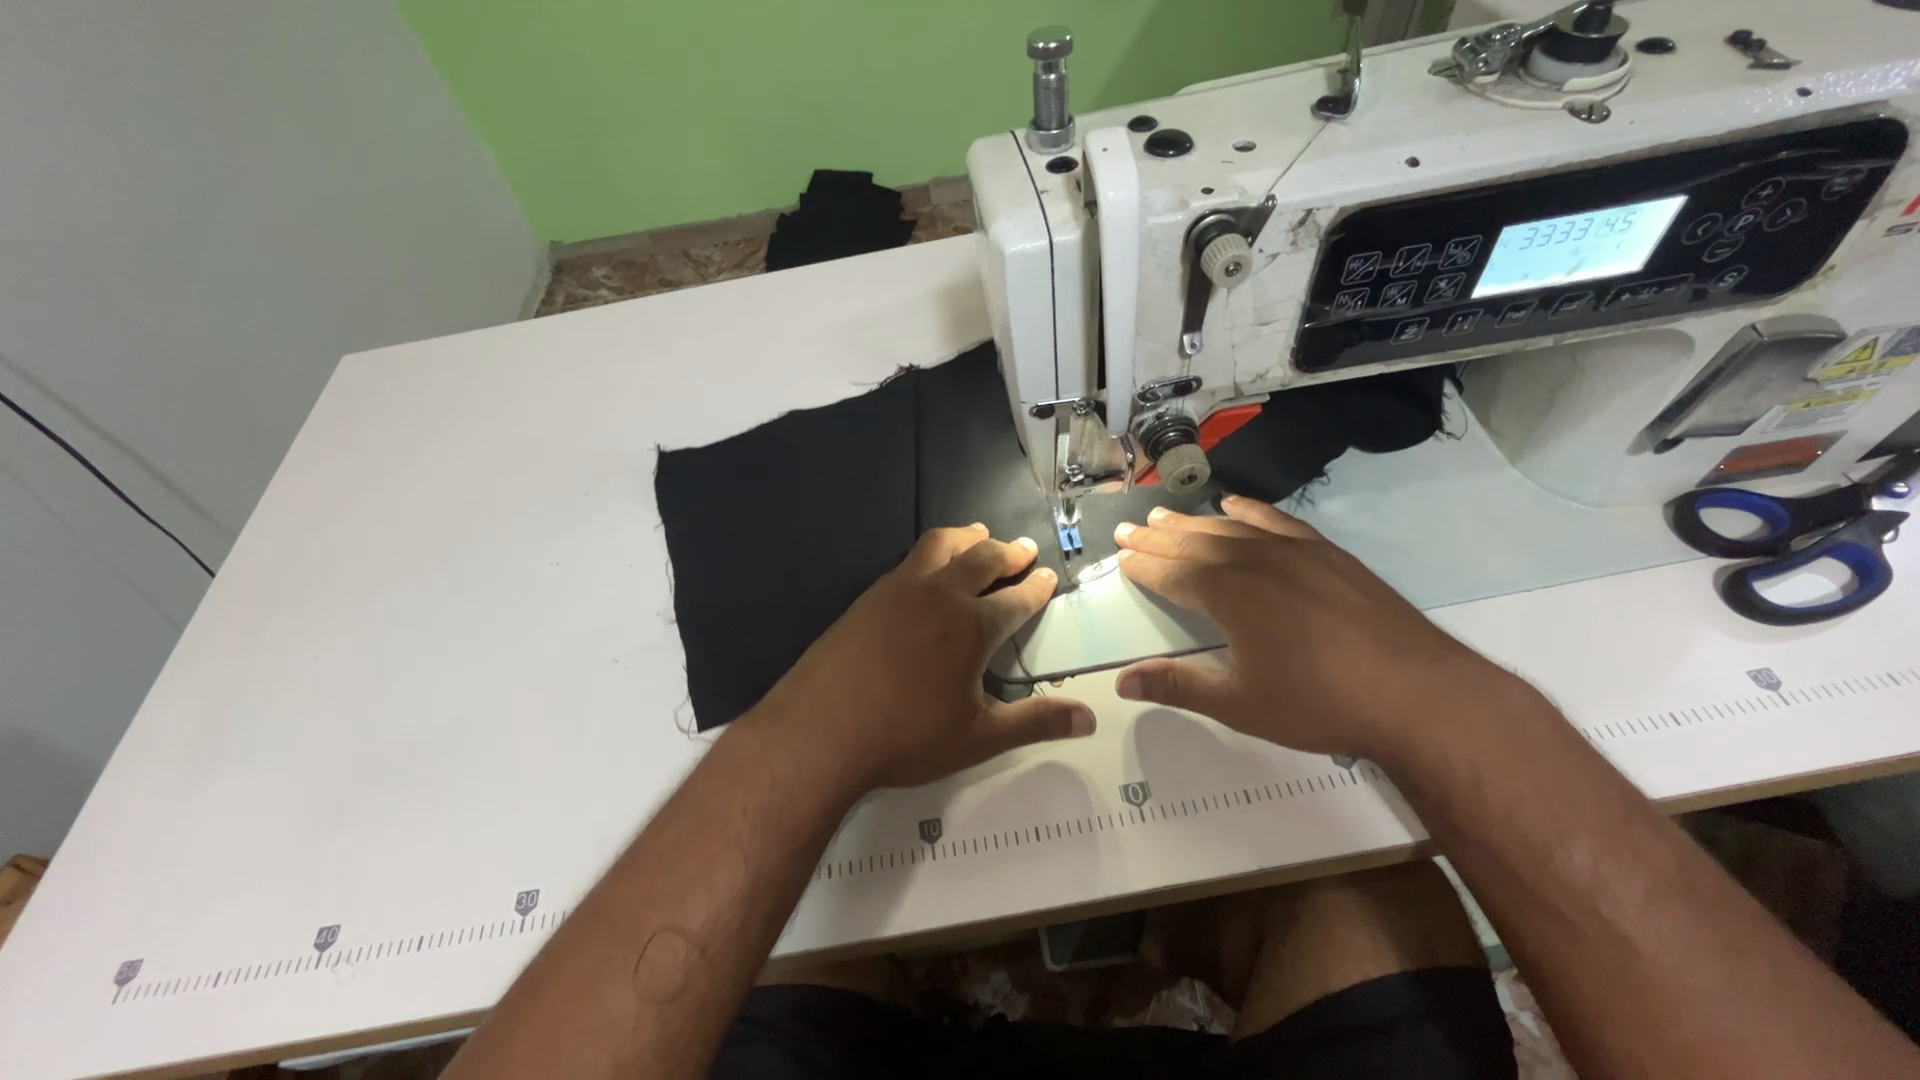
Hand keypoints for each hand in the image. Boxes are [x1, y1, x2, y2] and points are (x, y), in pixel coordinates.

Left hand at [747, 524, 1094, 791]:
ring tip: (979, 535)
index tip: (1050, 575)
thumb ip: (1035, 723)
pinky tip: (927, 569)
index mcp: (973, 626)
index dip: (1038, 587)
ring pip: (941, 546)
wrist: (820, 730)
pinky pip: (909, 560)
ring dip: (967, 537)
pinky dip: (931, 553)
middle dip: (1008, 552)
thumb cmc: (906, 737)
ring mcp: (899, 590)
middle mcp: (940, 595)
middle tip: (1024, 548)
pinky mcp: (868, 596)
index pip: (1017, 597)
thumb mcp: (979, 737)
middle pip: (982, 558)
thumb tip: (1090, 719)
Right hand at [1111, 496, 1513, 757]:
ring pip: (1233, 528)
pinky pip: (1279, 522)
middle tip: (1130, 529)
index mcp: (1230, 595)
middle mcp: (1258, 562)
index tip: (1120, 556)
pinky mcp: (1330, 556)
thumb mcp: (1240, 703)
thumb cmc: (1320, 703)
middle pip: (1197, 543)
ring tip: (1166, 515)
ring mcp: (1298, 553)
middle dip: (1159, 537)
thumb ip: (1179, 687)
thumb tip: (1123, 683)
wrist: (1418, 694)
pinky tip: (1236, 507)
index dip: (1144, 565)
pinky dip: (1252, 512)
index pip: (1173, 573)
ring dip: (1196, 522)